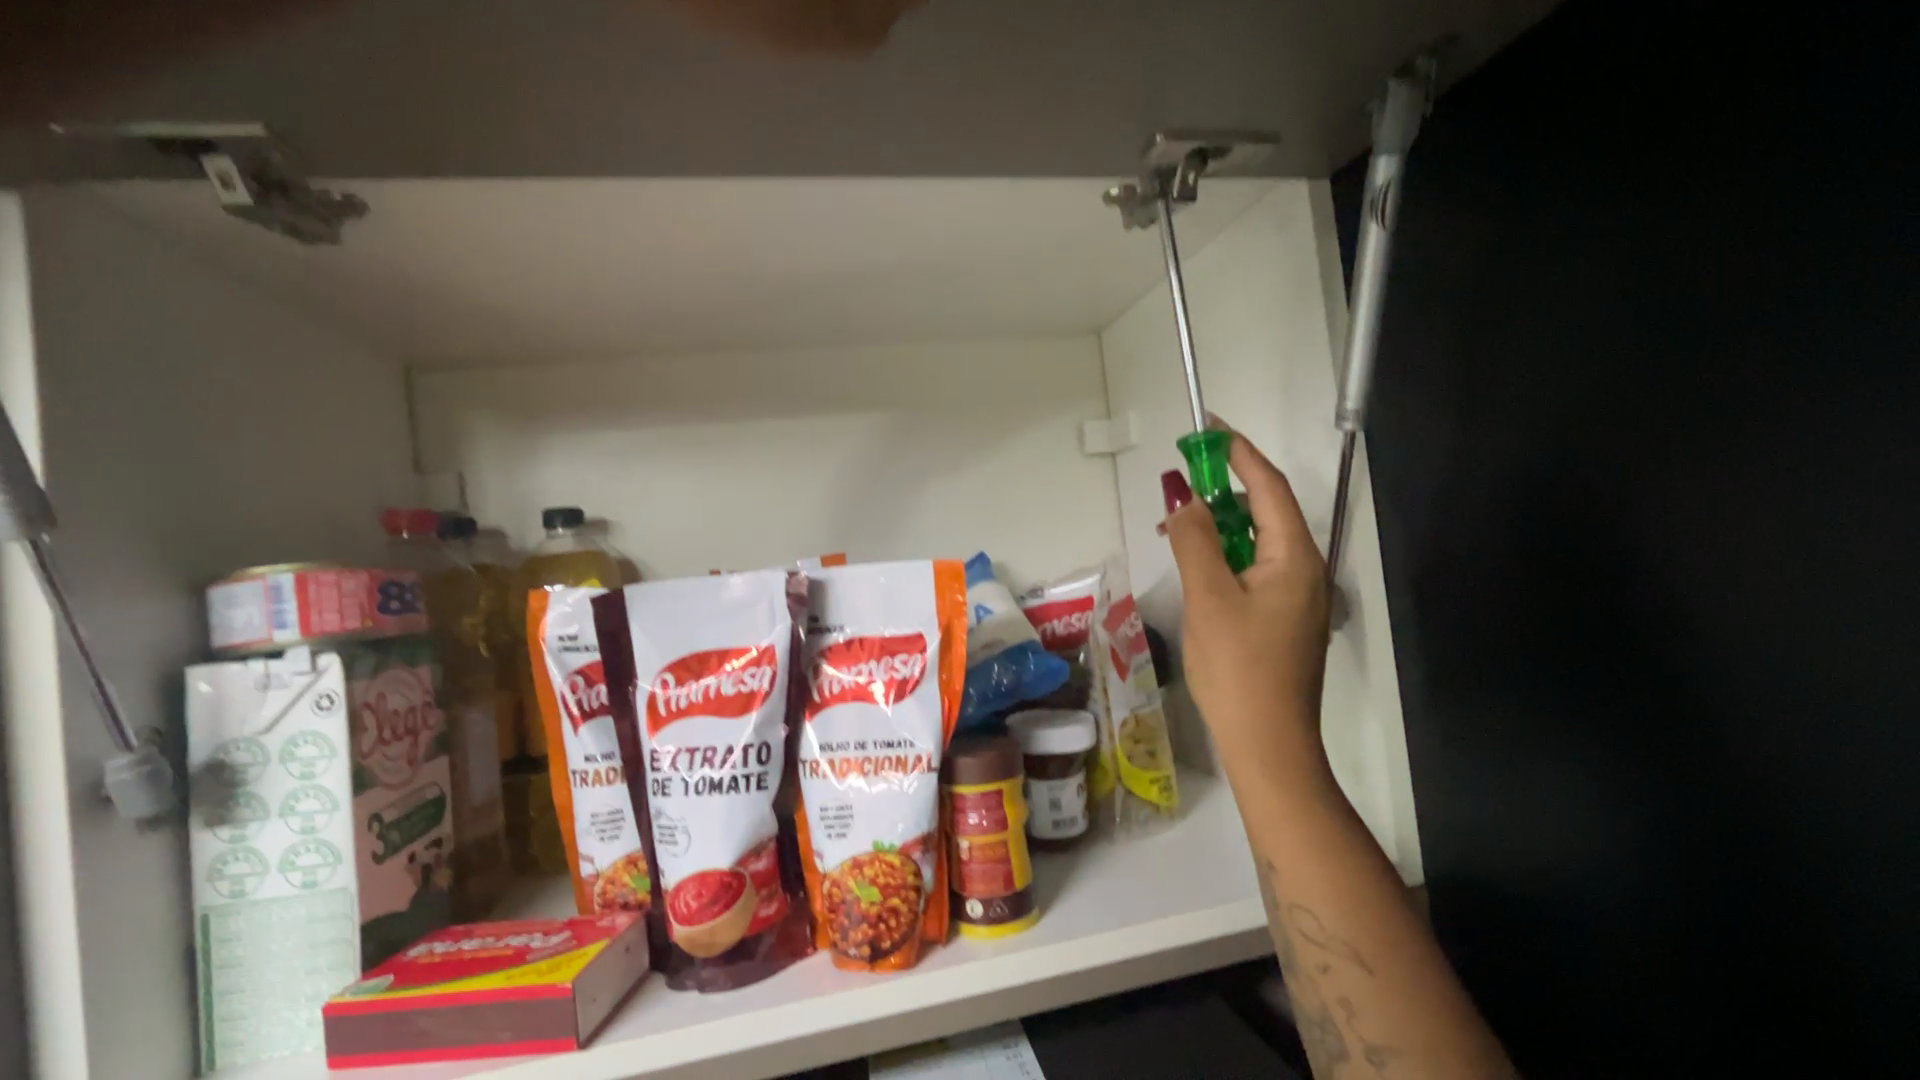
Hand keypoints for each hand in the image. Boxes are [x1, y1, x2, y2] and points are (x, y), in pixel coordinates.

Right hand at [1162, 425, 1331, 774]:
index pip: (1268, 486)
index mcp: (1295, 557)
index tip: (1206, 428)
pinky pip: (1254, 571)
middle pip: (1265, 512)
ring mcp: (1296, 599)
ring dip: (1218, 527)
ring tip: (1175, 524)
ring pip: (1257, 544)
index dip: (1237, 453)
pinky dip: (1224, 557)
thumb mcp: (1209, 597)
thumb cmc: (1238, 668)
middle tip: (1181, 476)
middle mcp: (1304, 570)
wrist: (1268, 744)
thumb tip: (1181, 497)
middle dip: (1223, 489)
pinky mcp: (1283, 621)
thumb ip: (1194, 540)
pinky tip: (1196, 568)